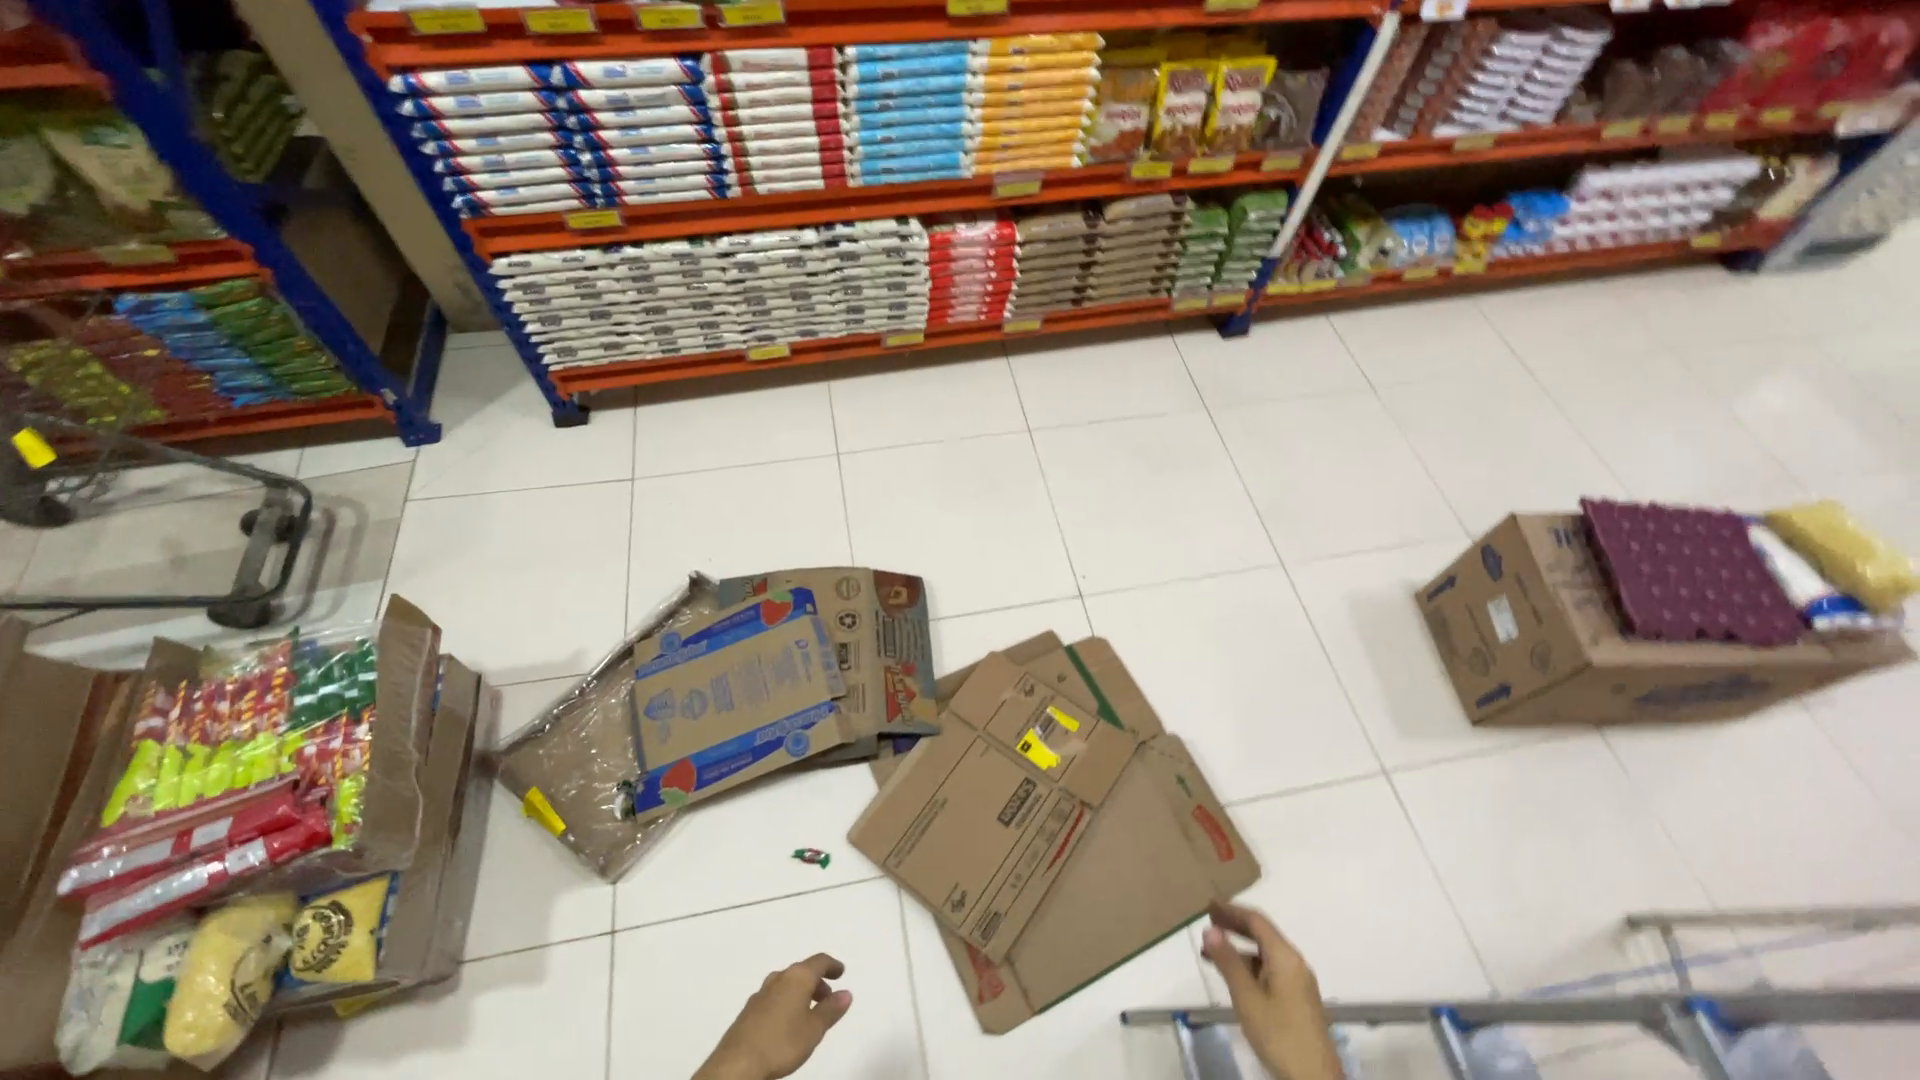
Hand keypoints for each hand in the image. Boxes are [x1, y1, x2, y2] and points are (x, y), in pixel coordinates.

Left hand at [694, 953, 852, 1079]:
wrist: (737, 1065)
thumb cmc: (782, 1043)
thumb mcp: (814, 1029)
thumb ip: (831, 1010)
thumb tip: (846, 993)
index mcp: (796, 978)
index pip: (818, 962)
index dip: (832, 965)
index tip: (841, 973)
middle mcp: (778, 979)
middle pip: (801, 972)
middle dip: (816, 982)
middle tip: (827, 998)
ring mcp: (760, 994)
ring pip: (785, 984)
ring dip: (800, 993)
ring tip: (808, 1011)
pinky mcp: (747, 1012)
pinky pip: (773, 997)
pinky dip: (785, 1002)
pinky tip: (786, 1022)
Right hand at [1200, 903, 1343, 1079]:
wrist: (1313, 1079)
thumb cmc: (1278, 1034)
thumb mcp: (1247, 997)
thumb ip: (1229, 962)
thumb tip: (1210, 929)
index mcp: (1285, 958)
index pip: (1257, 922)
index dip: (1232, 910)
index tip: (1208, 904)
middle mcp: (1295, 964)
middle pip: (1263, 935)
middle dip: (1235, 925)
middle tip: (1208, 920)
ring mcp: (1298, 983)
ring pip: (1265, 954)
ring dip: (1239, 948)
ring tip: (1211, 951)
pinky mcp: (1297, 1000)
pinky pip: (1269, 970)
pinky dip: (1248, 966)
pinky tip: (1233, 977)